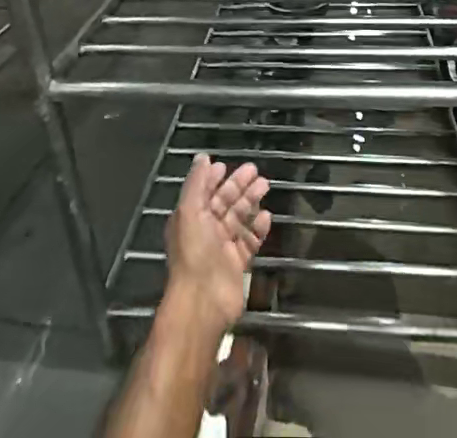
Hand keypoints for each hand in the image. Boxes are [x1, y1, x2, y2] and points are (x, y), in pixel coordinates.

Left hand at [163, 154, 269, 339]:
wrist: (203, 300)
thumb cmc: (194, 251)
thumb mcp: (189, 210)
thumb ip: (197, 183)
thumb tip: (202, 157)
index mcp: (189, 217)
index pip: (203, 191)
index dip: (213, 178)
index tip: (227, 165)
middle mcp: (205, 229)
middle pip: (223, 202)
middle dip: (238, 185)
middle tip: (256, 170)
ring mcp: (222, 247)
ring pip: (238, 218)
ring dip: (250, 201)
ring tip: (265, 185)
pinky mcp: (238, 263)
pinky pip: (249, 241)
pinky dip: (257, 228)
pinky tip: (266, 216)